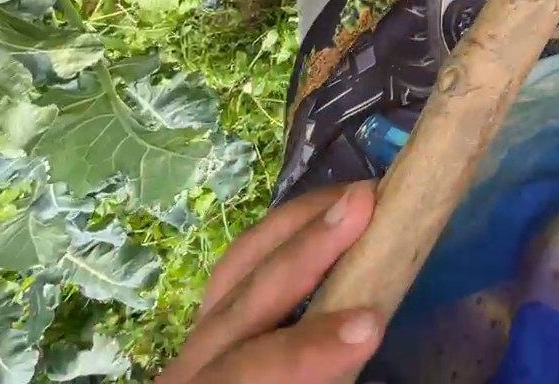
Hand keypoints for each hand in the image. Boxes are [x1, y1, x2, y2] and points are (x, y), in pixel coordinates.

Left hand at [156, 182, 382, 383]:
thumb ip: (333, 380)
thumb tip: (370, 325)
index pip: (243, 375)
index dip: (305, 349)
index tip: (370, 327)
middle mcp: (187, 373)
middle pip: (240, 302)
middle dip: (307, 250)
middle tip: (367, 204)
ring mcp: (196, 342)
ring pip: (237, 268)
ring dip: (299, 224)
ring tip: (356, 194)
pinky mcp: (214, 322)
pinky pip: (243, 265)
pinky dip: (285, 231)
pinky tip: (325, 213)